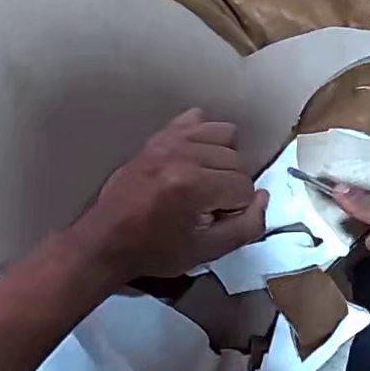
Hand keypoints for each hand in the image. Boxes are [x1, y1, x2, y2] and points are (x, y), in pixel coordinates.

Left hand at [76, 110, 266, 278]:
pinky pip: (197, 119)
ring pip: (225, 136)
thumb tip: (263, 197)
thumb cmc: (157, 250)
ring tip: (206, 182)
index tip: (215, 222)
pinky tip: (196, 159)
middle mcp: (183, 155)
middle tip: (210, 207)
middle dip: (232, 187)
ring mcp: (168, 141)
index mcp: (194, 186)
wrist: (106, 241)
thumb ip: (248, 226)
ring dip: (223, 161)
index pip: (245, 187)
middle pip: (238, 161)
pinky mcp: (158, 137)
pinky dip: (205, 136)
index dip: (236, 209)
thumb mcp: (209, 251)